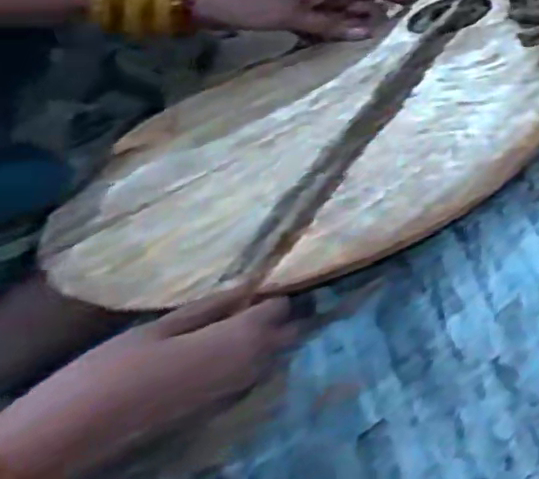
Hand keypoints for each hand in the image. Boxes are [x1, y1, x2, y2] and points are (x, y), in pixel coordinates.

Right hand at [0, 296, 299, 475]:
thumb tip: (243, 288)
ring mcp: (238, 388)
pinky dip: (244, 366)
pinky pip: (249, 378)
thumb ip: (207, 308)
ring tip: (227, 335)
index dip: (267, 297)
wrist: (60, 439)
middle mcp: (255, 360)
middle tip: (243, 313)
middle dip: (277, 320)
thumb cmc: (106, 375)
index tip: (249, 293)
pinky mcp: (217, 408)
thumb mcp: (155, 330)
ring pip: (273, 356)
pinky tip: (213, 362)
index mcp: (246, 334)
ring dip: (263, 343)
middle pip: (289, 331)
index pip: (282, 305)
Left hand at [195, 0, 410, 39]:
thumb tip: (370, 33)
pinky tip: (327, 44)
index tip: (422, 2)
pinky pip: (327, 22)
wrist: (206, 0)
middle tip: (390, 34)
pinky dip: (331, 32)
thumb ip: (331, 26)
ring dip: (353, 27)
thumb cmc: (253, 4)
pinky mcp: (299, 13)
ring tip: (359, 44)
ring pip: (346, 14)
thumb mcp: (293, 17)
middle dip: (378, 16)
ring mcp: (314, 3)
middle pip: (365, 3)